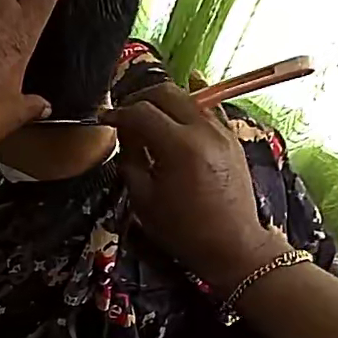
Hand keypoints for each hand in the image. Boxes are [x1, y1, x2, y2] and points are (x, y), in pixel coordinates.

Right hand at [104, 83, 292, 291]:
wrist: (232, 245)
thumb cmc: (183, 230)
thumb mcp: (144, 200)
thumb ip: (130, 160)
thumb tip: (125, 136)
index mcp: (179, 147)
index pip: (141, 112)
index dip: (118, 113)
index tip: (105, 119)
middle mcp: (203, 130)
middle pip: (166, 92)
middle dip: (140, 98)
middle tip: (124, 113)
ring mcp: (222, 130)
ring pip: (188, 96)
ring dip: (163, 100)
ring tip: (147, 116)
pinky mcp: (231, 137)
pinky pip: (207, 108)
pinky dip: (189, 104)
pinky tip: (179, 106)